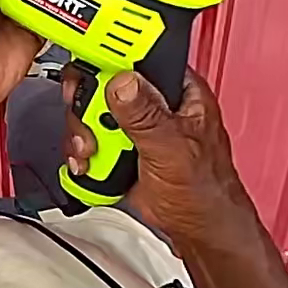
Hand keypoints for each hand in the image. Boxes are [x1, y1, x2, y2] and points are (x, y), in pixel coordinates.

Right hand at [62, 66, 259, 245]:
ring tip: (95, 153)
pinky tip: (92, 164)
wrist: (196, 229)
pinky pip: (88, 138)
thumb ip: (146, 115)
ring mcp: (132, 125)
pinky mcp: (117, 145)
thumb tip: (123, 83)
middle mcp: (152, 102)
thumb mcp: (173, 147)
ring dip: (84, 136)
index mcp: (176, 90)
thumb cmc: (205, 190)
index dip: (109, 61)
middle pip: (101, 85)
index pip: (135, 59)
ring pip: (89, 113)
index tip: (90, 77)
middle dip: (89, 111)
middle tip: (94, 128)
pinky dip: (83, 152)